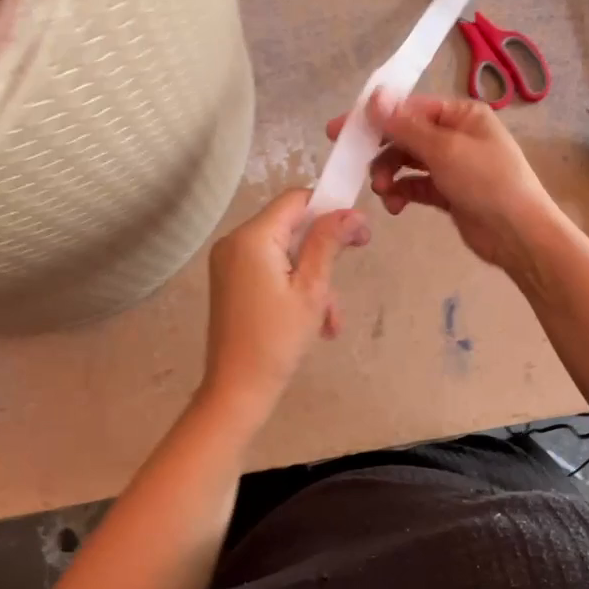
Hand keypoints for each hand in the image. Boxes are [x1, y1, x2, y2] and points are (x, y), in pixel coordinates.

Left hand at [201, 190, 369, 406]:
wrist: (237, 388)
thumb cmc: (277, 339)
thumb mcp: (312, 289)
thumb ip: (328, 244)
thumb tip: (352, 212)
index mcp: (252, 237)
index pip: (296, 199)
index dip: (330, 209)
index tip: (359, 234)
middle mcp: (234, 242)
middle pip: (291, 227)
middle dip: (323, 252)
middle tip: (350, 272)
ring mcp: (229, 263)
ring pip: (285, 254)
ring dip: (313, 279)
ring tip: (330, 320)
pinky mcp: (230, 282)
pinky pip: (270, 270)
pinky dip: (293, 288)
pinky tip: (314, 323)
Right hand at [324, 91, 558, 270]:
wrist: (519, 234)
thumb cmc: (487, 182)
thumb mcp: (444, 149)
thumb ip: (405, 126)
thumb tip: (374, 98)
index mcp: (461, 114)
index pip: (409, 108)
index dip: (374, 117)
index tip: (339, 130)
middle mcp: (456, 135)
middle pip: (405, 134)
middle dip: (380, 150)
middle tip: (351, 163)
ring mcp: (453, 165)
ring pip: (407, 162)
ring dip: (389, 174)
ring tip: (382, 191)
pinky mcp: (449, 193)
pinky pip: (416, 186)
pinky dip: (402, 192)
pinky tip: (394, 205)